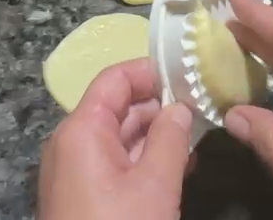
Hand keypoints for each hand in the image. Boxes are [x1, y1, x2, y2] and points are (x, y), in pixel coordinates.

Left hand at [38, 57, 192, 219]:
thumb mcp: (155, 186)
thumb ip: (171, 138)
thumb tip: (181, 106)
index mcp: (80, 128)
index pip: (114, 79)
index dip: (149, 71)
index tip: (186, 71)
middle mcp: (71, 143)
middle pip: (117, 107)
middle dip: (158, 106)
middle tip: (201, 105)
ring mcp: (74, 173)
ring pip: (119, 138)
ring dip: (156, 135)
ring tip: (197, 135)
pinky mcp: (82, 200)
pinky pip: (114, 166)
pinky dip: (144, 161)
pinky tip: (178, 166)